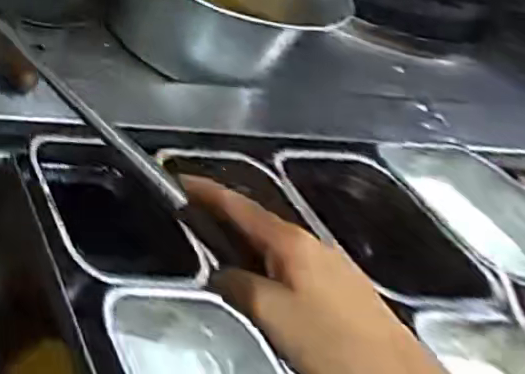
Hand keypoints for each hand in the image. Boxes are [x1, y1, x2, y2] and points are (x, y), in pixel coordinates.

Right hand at [182, 176, 446, 373]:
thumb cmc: (334, 345)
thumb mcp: (268, 313)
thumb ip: (234, 283)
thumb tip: (222, 275)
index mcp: (291, 240)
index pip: (235, 203)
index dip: (202, 189)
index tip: (174, 178)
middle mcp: (314, 245)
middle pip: (256, 222)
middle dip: (222, 218)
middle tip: (189, 220)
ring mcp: (335, 271)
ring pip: (276, 248)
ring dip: (246, 247)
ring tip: (218, 256)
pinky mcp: (350, 299)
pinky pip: (294, 269)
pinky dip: (268, 268)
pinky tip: (263, 289)